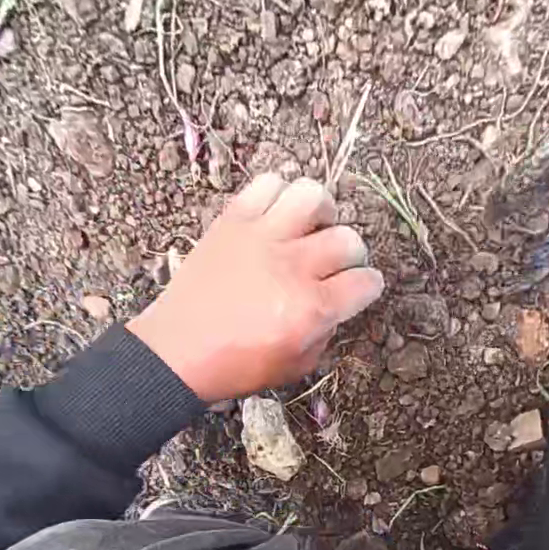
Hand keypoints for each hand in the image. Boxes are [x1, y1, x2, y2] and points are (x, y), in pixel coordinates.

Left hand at [127, 174, 385, 402]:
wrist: (178, 352)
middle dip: (352, 256)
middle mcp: (293, 267)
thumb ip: (326, 332)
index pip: (365, 282)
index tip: (361, 288)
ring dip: (322, 212)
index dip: (370, 287)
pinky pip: (267, 184)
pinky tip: (277, 217)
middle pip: (348, 240)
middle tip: (335, 266)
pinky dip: (279, 194)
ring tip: (311, 229)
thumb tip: (335, 303)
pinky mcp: (233, 221)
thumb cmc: (239, 366)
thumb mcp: (297, 365)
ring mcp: (262, 238)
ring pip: (312, 196)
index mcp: (312, 309)